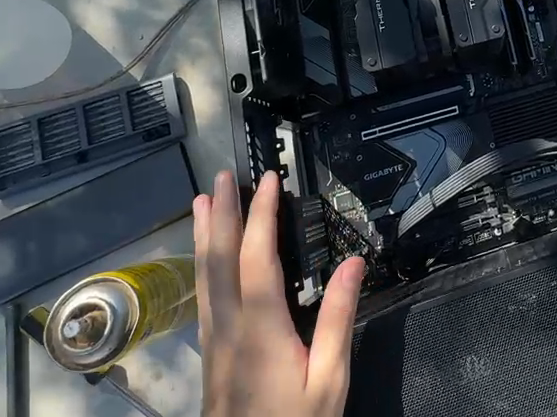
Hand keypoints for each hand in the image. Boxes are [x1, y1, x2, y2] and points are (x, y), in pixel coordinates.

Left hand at [195, 170, 363, 416]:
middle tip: (222, 177)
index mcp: (260, 329)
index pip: (257, 259)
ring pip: (204, 277)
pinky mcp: (211, 355)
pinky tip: (207, 257)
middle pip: (219, 261)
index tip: (269, 180)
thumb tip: (352, 261)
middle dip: (223, 215)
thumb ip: (339, 320)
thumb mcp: (329, 380)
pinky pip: (204, 295)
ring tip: (204, 202)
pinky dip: (203, 264)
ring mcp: (214, 342)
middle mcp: (228, 329)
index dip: (262, 216)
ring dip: (205, 235)